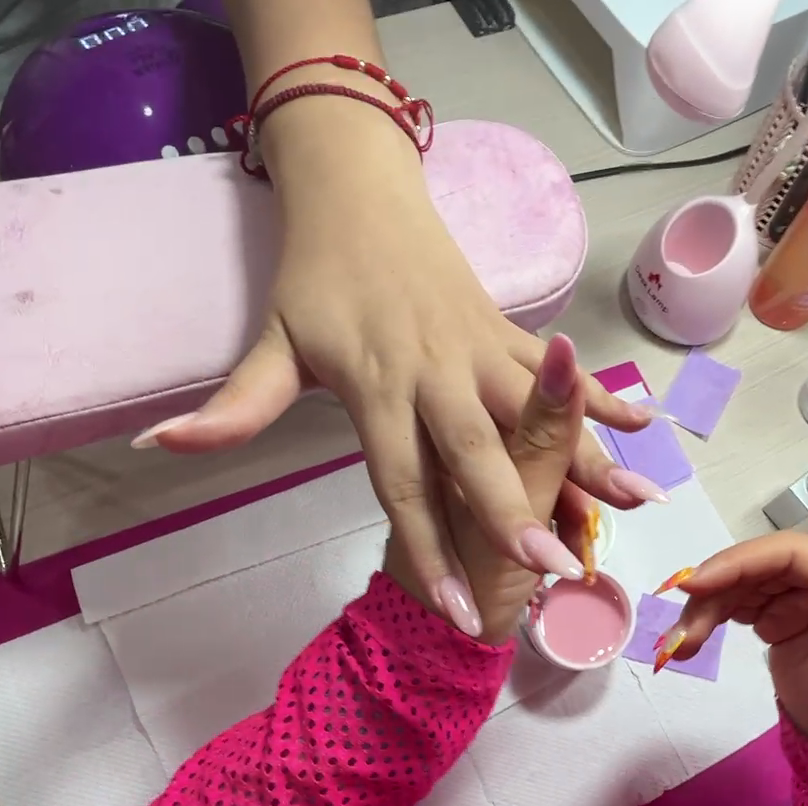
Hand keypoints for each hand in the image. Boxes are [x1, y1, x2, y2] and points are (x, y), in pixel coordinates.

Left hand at [138, 136, 659, 636]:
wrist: (361, 193)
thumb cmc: (316, 279)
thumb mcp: (271, 342)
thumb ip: (235, 405)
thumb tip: (163, 445)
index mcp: (377, 388)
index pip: (402, 484)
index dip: (428, 549)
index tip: (456, 609)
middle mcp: (435, 374)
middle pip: (478, 455)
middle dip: (516, 515)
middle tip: (552, 571)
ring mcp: (480, 350)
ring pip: (537, 415)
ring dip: (588, 458)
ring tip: (638, 503)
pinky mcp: (507, 333)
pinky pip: (558, 373)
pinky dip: (602, 397)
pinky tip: (645, 426)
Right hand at [658, 500, 807, 771]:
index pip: (788, 555)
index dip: (740, 562)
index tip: (694, 584)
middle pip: (757, 566)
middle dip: (714, 590)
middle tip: (681, 626)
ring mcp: (799, 602)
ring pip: (741, 585)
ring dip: (705, 608)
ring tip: (681, 646)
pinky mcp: (779, 623)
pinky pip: (736, 607)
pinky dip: (709, 621)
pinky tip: (689, 642)